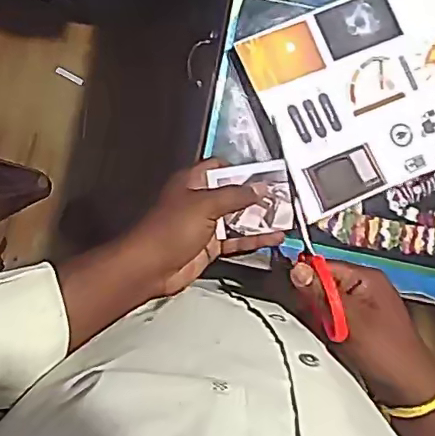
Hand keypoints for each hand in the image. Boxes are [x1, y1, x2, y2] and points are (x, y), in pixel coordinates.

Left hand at [57, 160, 285, 350]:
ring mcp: (204, 224)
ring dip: (260, 219)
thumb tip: (257, 187)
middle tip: (282, 199)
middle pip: (234, 194)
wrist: (150, 266)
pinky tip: (271, 237)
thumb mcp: (205, 205)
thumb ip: (235, 195)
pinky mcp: (208, 245)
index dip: (244, 170)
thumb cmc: (163, 232)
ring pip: (238, 218)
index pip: (222, 168)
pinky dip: (254, 238)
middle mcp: (198, 201)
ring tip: (284, 218)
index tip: (267, 174)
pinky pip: (236, 238)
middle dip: (257, 196)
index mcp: (192, 182)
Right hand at [288, 257, 434, 406]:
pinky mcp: (357, 322)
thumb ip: (321, 292)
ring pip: (323, 304)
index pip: (322, 266)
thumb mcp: (349, 318)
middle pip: (321, 284)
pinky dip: (329, 330)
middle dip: (317, 305)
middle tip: (329, 323)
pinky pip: (331, 318)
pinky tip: (337, 340)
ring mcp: (361, 305)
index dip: (310, 283)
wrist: (408, 388)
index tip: (308, 301)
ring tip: (336, 334)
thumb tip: (299, 269)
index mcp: (367, 277)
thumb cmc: (388, 353)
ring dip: (323, 320)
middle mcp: (364, 287)